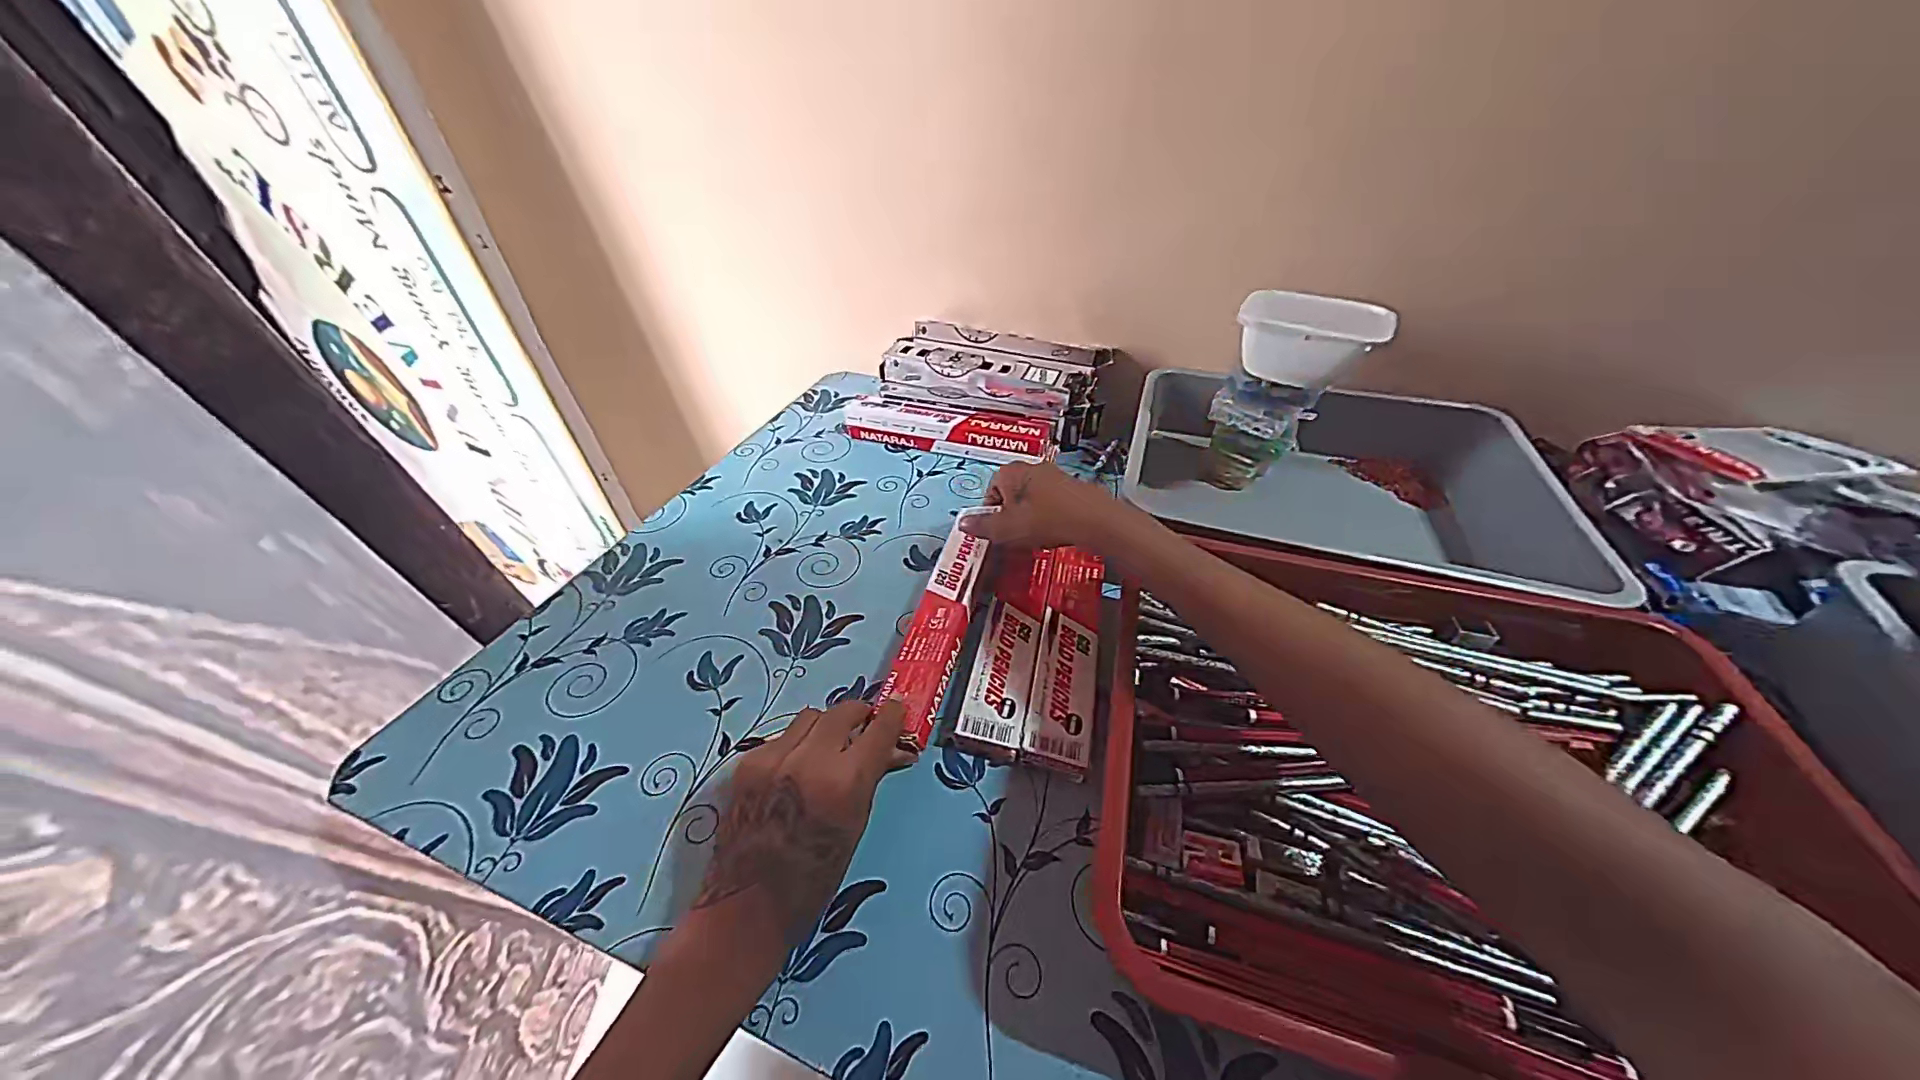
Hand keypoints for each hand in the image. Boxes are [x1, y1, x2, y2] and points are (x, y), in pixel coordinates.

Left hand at [690, 699, 913, 950]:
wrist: (749, 905)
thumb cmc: (814, 876)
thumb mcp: (855, 825)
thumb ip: (871, 778)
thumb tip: (893, 751)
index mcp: (845, 781)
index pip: (878, 729)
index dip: (892, 716)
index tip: (896, 709)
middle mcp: (810, 761)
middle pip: (843, 711)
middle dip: (859, 716)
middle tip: (864, 729)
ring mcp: (773, 758)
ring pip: (811, 717)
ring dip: (826, 727)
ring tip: (828, 749)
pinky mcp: (747, 764)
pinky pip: (782, 737)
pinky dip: (796, 745)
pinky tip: (795, 771)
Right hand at [958, 462, 1127, 550]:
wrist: (1095, 521)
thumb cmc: (1049, 519)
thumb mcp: (1008, 529)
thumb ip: (984, 527)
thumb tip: (964, 524)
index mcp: (1011, 472)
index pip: (990, 491)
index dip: (990, 513)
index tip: (994, 530)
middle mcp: (1032, 468)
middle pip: (1010, 494)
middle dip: (1010, 516)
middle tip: (1013, 536)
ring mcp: (1054, 477)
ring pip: (1031, 500)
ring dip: (1028, 518)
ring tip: (1034, 537)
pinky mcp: (1072, 489)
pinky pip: (1050, 504)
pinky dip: (1047, 518)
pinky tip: (1052, 533)